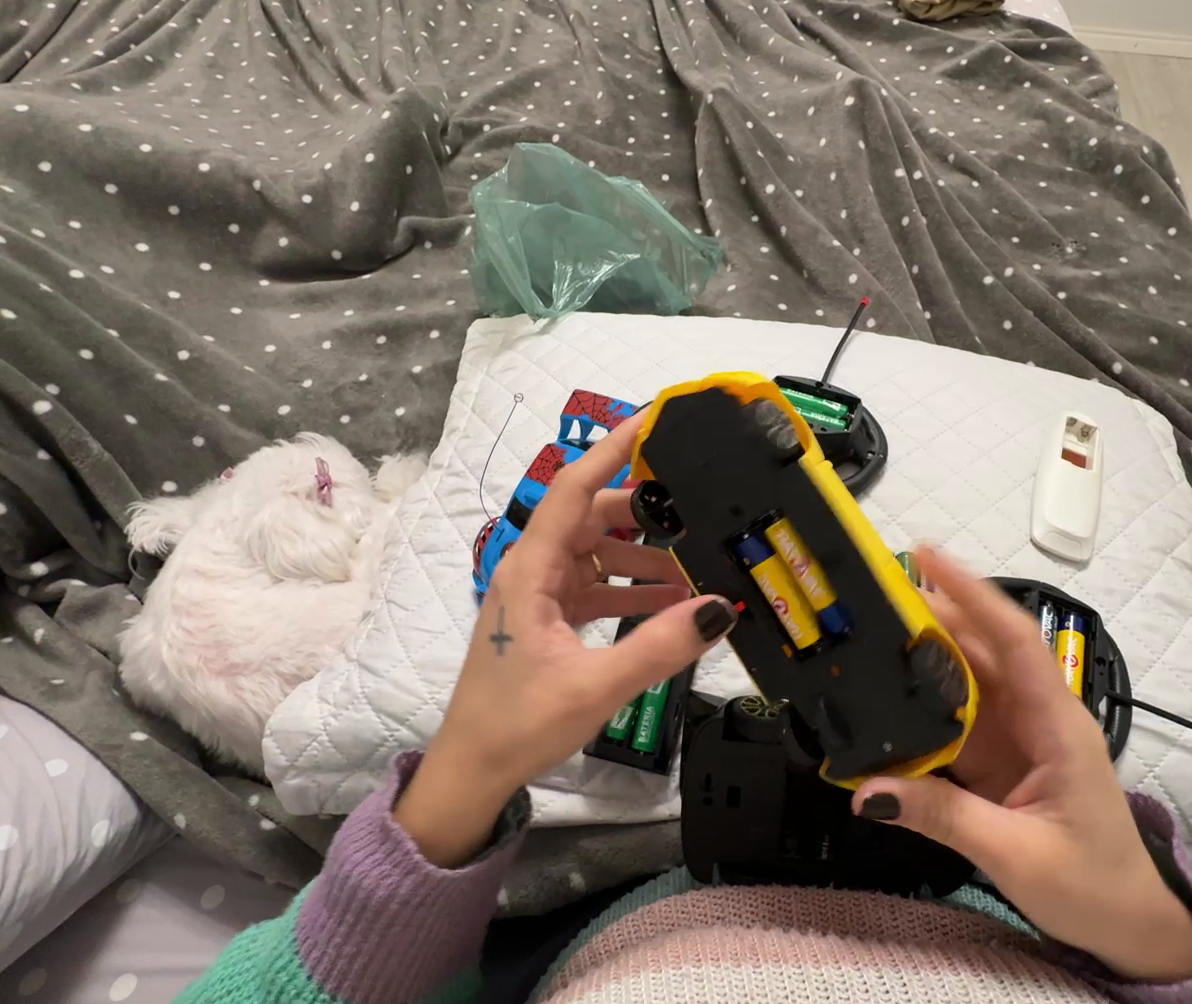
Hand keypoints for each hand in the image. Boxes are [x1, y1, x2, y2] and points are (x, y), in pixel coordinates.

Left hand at [394, 415, 738, 866]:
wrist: (472, 772)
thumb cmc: (518, 724)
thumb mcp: (594, 686)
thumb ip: (659, 647)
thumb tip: (719, 609)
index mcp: (531, 568)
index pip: (575, 488)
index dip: (614, 449)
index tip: (654, 419)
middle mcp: (535, 568)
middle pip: (596, 519)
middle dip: (648, 518)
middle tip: (701, 515)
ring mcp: (543, 593)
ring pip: (602, 554)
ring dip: (646, 562)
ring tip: (697, 572)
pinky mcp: (551, 617)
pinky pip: (600, 588)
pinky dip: (634, 592)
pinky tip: (673, 607)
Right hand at [851, 547, 1191, 981]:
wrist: (1128, 925)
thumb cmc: (1092, 886)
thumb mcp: (1017, 854)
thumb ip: (941, 816)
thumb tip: (867, 792)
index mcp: (1056, 725)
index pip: (1015, 641)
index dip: (974, 593)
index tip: (929, 556)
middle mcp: (1034, 715)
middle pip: (982, 648)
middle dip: (935, 612)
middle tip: (878, 592)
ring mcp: (1014, 734)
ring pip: (965, 676)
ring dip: (923, 652)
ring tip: (872, 630)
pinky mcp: (996, 755)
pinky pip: (954, 715)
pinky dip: (920, 700)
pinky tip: (886, 692)